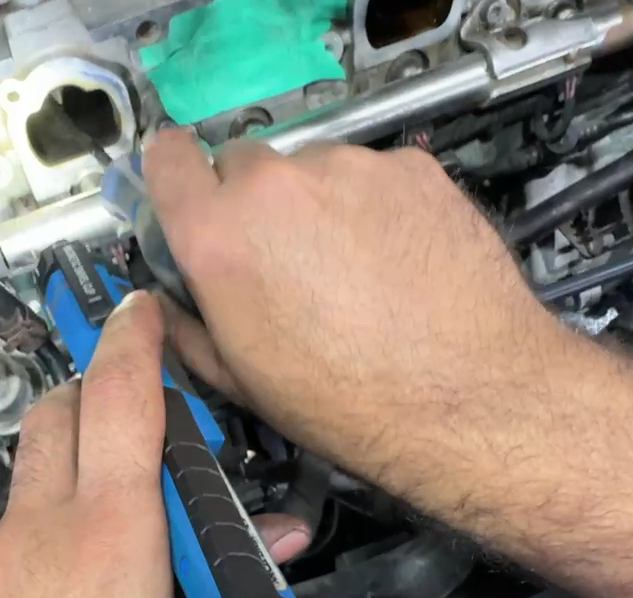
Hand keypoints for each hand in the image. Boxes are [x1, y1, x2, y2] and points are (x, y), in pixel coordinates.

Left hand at [0, 294, 314, 597]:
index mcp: (106, 550)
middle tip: (130, 454)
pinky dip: (4, 585)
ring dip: (53, 524)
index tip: (139, 313)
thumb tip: (257, 541)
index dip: (135, 345)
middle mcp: (21, 540)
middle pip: (55, 425)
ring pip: (14, 510)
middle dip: (93, 413)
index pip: (121, 405)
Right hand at [143, 130, 593, 498]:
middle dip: (249, 208)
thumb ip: (187, 331)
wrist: (465, 399)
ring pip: (310, 171)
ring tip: (347, 277)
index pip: (167, 158)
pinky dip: (371, 209)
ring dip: (314, 210)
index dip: (175, 182)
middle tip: (278, 266)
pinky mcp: (411, 168)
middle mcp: (278, 185)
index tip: (189, 202)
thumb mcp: (241, 383)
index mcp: (220, 237)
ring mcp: (350, 168)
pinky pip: (370, 177)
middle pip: (242, 166)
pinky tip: (390, 266)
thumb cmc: (347, 404)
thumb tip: (167, 306)